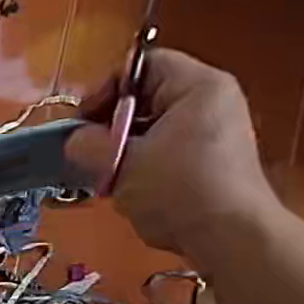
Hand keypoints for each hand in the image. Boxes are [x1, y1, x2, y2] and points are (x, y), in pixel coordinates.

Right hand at [65, 49, 283, 261]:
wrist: (230, 237)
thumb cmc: (177, 191)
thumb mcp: (122, 165)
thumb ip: (90, 146)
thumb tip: (74, 140)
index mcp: (197, 86)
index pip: (142, 66)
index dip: (106, 89)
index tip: (82, 123)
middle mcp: (212, 101)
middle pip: (148, 98)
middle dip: (112, 126)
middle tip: (89, 155)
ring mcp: (217, 134)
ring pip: (156, 130)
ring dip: (125, 152)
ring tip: (109, 179)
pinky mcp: (214, 165)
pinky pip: (169, 153)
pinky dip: (145, 167)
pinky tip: (133, 193)